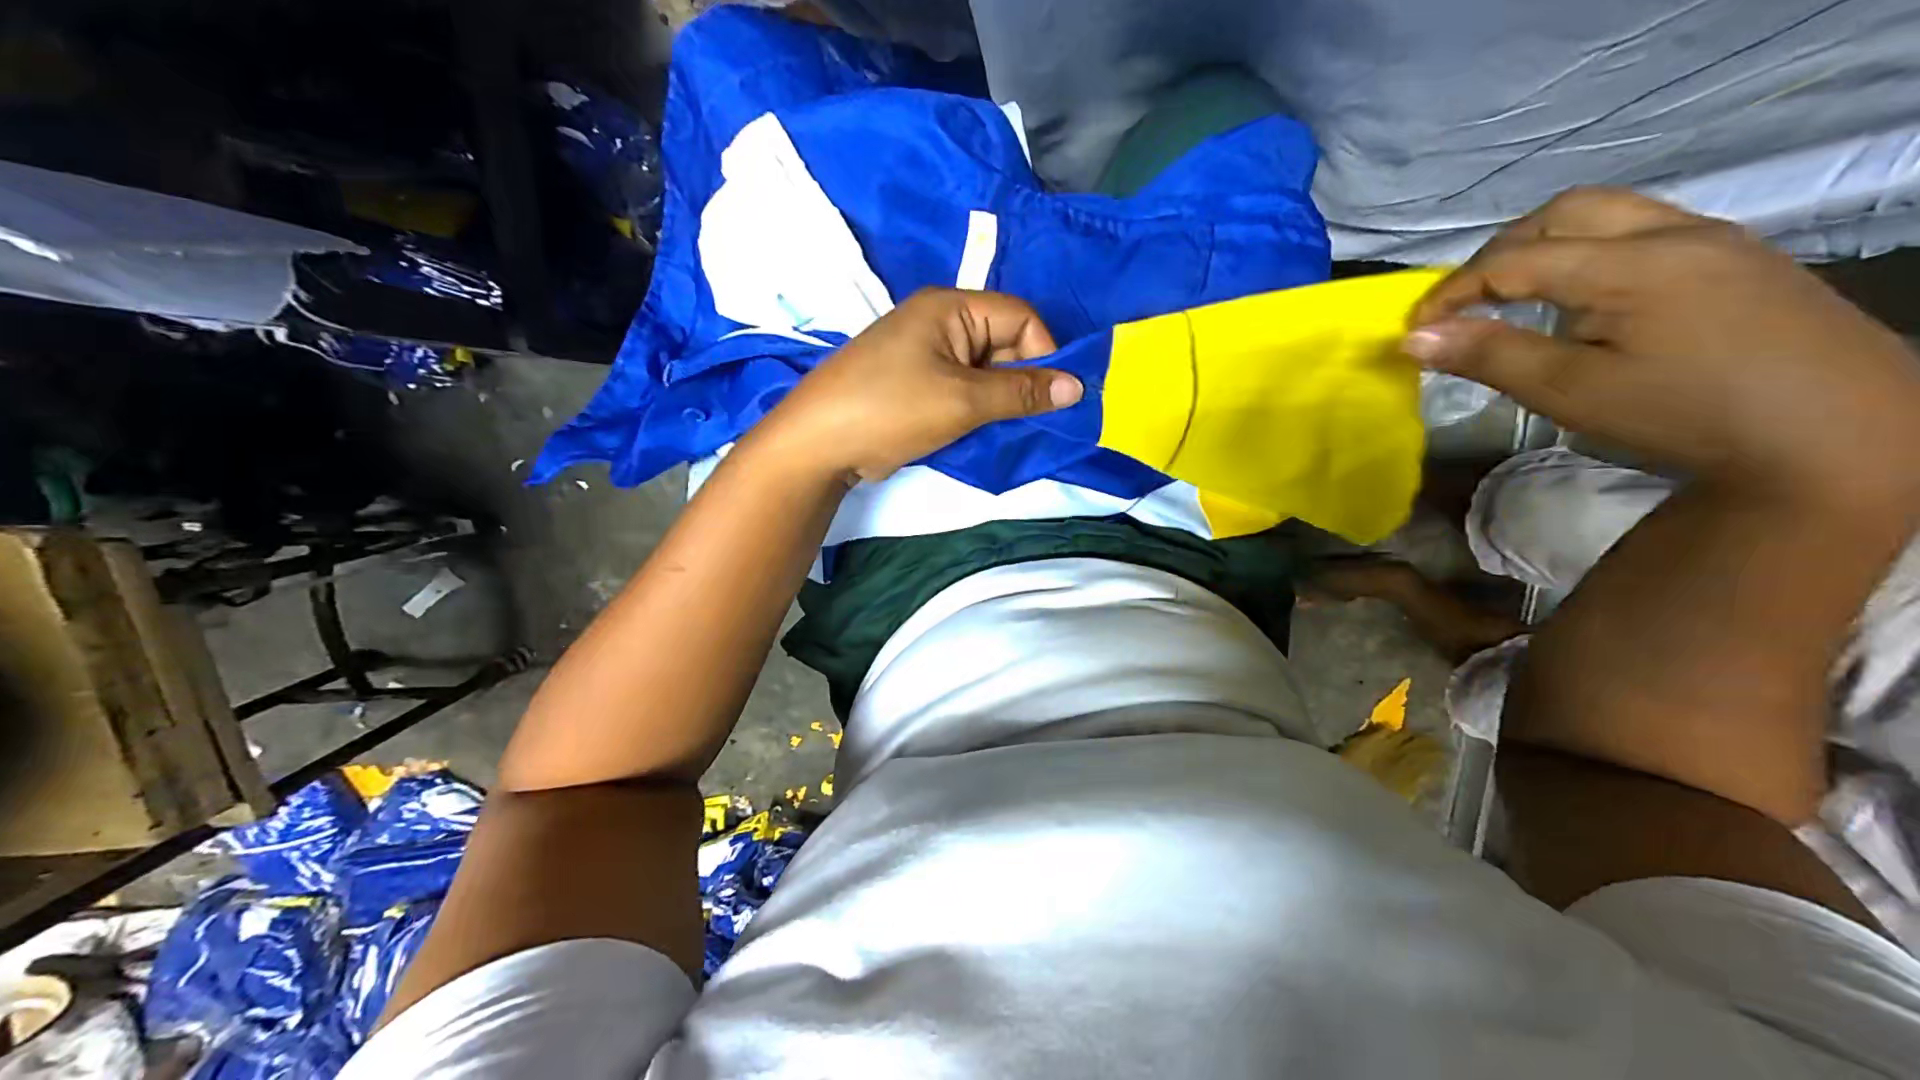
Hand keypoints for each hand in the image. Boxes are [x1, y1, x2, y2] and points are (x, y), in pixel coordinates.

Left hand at [748, 287, 1080, 482]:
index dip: (1044, 354)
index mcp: (950, 307)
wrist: (818, 441)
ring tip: (1000, 428)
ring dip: (999, 398)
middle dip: (1021, 379)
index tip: (1052, 397)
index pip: (1020, 317)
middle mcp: (939, 321)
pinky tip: (979, 431)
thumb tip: (1077, 386)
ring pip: (983, 369)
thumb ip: (1021, 392)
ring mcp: (924, 352)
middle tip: (1028, 419)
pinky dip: (976, 407)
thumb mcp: (963, 400)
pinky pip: (961, 387)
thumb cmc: (892, 408)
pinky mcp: (915, 382)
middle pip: (1003, 342)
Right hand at [1405, 187, 1919, 504]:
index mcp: (1629, 264)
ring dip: (1543, 244)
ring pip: (1606, 213)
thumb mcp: (1571, 391)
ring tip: (1512, 294)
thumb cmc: (1687, 412)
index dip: (1451, 292)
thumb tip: (1414, 338)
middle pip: (1560, 213)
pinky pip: (1641, 229)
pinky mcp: (1737, 256)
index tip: (1413, 330)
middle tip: (1462, 303)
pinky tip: (1582, 296)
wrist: (1840, 431)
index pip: (1512, 260)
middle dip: (1495, 253)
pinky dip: (1587, 250)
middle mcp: (1672, 233)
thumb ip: (1490, 356)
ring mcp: (1713, 238)